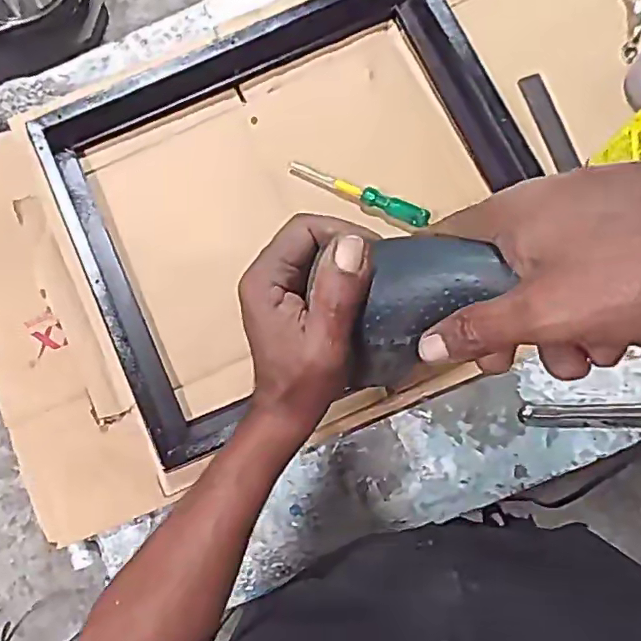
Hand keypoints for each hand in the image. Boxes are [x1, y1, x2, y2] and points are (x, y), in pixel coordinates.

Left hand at [239, 214, 376, 431]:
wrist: (288, 412)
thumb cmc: (304, 383)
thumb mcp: (326, 339)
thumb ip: (337, 292)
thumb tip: (354, 243)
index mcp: (264, 279)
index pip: (303, 228)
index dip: (341, 232)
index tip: (373, 254)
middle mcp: (264, 276)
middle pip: (308, 236)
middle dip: (345, 245)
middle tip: (377, 267)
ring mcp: (274, 288)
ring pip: (313, 253)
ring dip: (344, 261)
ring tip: (371, 279)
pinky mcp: (286, 299)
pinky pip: (314, 271)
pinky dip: (338, 276)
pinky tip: (357, 292)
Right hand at [419, 155, 640, 378]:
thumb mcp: (545, 313)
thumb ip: (480, 328)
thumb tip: (427, 344)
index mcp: (509, 215)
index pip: (443, 247)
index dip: (436, 296)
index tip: (446, 336)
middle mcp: (544, 205)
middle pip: (500, 276)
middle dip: (512, 328)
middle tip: (523, 359)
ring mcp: (591, 212)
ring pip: (550, 283)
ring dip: (562, 328)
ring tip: (596, 351)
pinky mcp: (632, 225)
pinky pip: (593, 275)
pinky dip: (599, 309)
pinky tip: (628, 331)